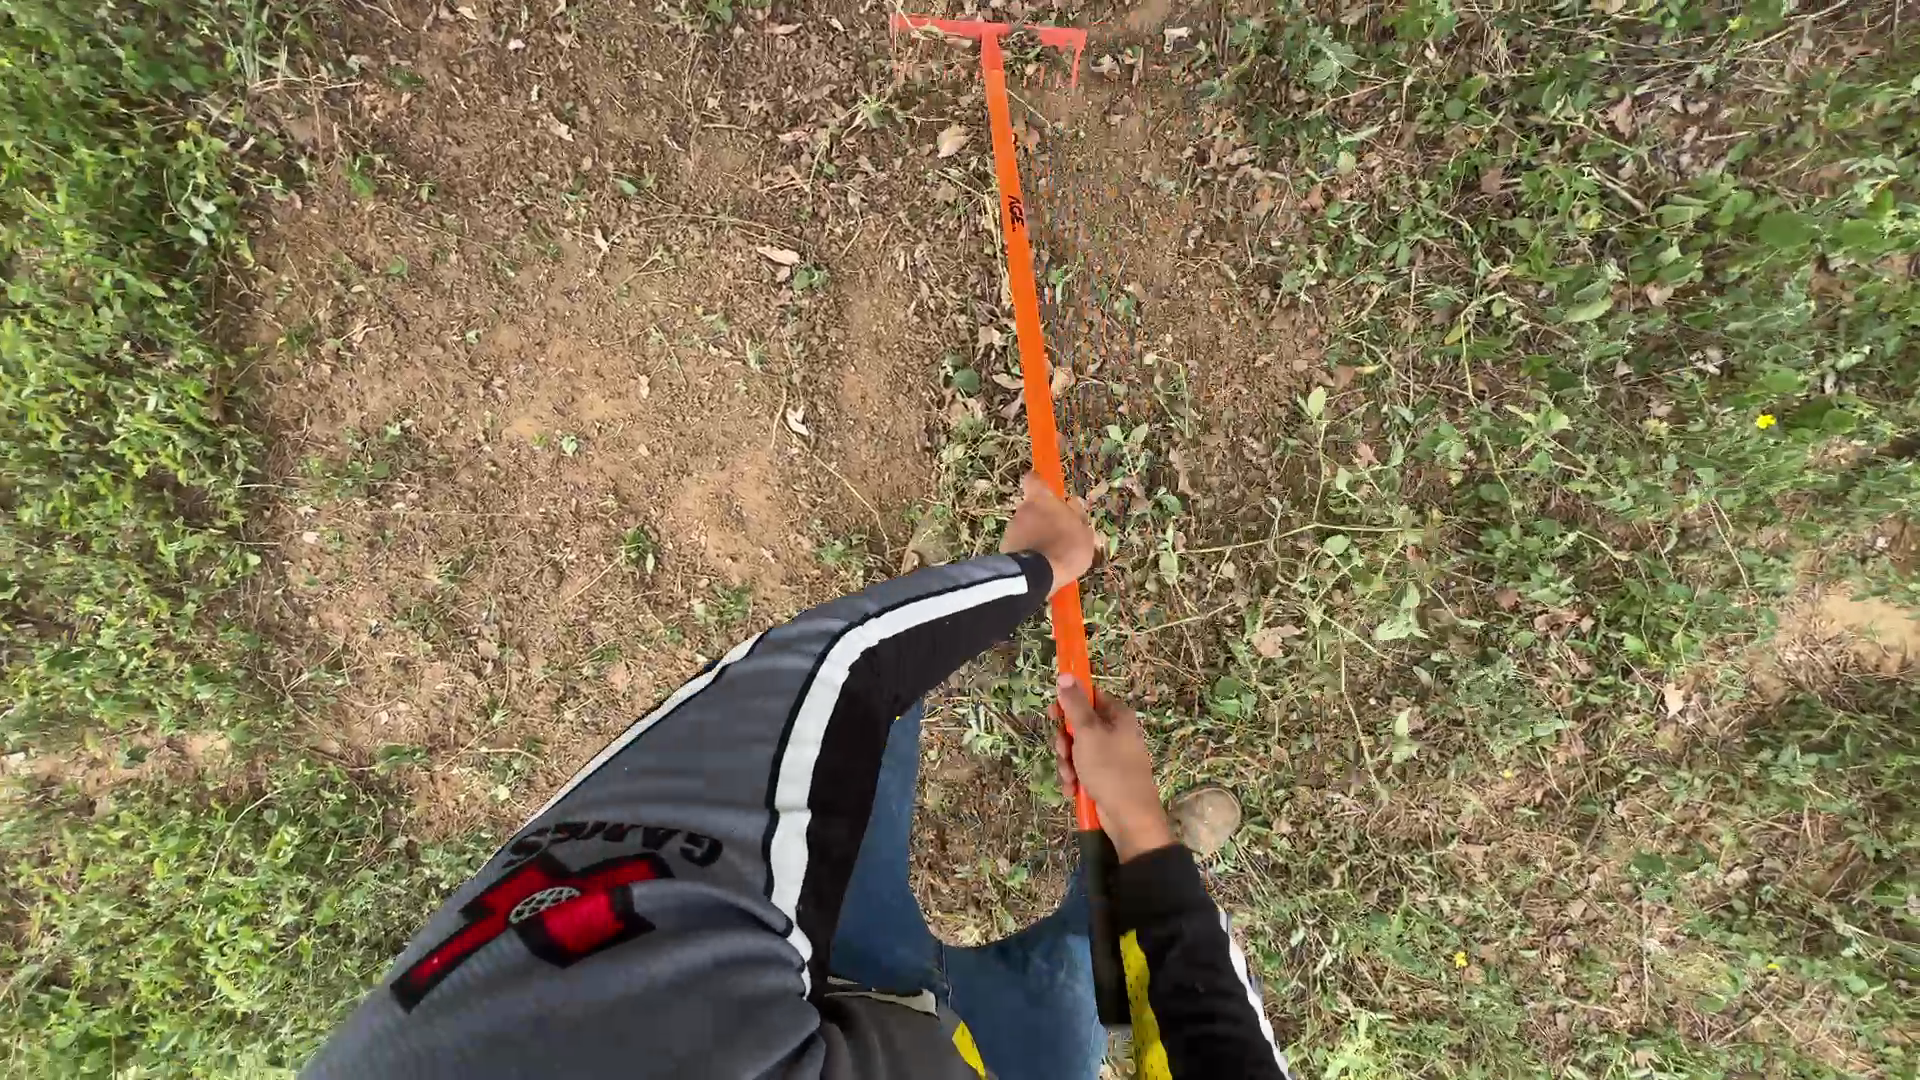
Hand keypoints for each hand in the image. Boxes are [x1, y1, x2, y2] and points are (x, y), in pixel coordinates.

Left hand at [1000, 472, 1095, 595]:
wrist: (1038, 575)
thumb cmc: (1067, 549)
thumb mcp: (1084, 533)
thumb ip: (1078, 516)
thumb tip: (1073, 503)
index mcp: (1041, 500)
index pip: (1033, 480)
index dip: (1039, 484)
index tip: (1046, 492)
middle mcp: (1022, 510)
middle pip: (1032, 508)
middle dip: (1042, 519)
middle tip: (1057, 535)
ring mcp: (1011, 529)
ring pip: (1025, 528)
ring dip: (1034, 536)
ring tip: (1049, 555)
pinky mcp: (1005, 547)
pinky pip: (1019, 545)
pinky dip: (1027, 551)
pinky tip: (1039, 564)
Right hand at [1050, 674, 1173, 861]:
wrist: (1130, 818)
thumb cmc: (1110, 769)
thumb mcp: (1088, 732)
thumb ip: (1074, 704)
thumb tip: (1065, 675)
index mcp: (1117, 716)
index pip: (1090, 696)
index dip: (1070, 702)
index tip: (1054, 712)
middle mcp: (1115, 732)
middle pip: (1078, 724)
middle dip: (1065, 741)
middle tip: (1063, 750)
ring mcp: (1110, 756)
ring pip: (1076, 749)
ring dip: (1067, 762)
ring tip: (1070, 777)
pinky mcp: (1104, 776)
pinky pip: (1080, 769)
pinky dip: (1074, 778)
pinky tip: (1073, 789)